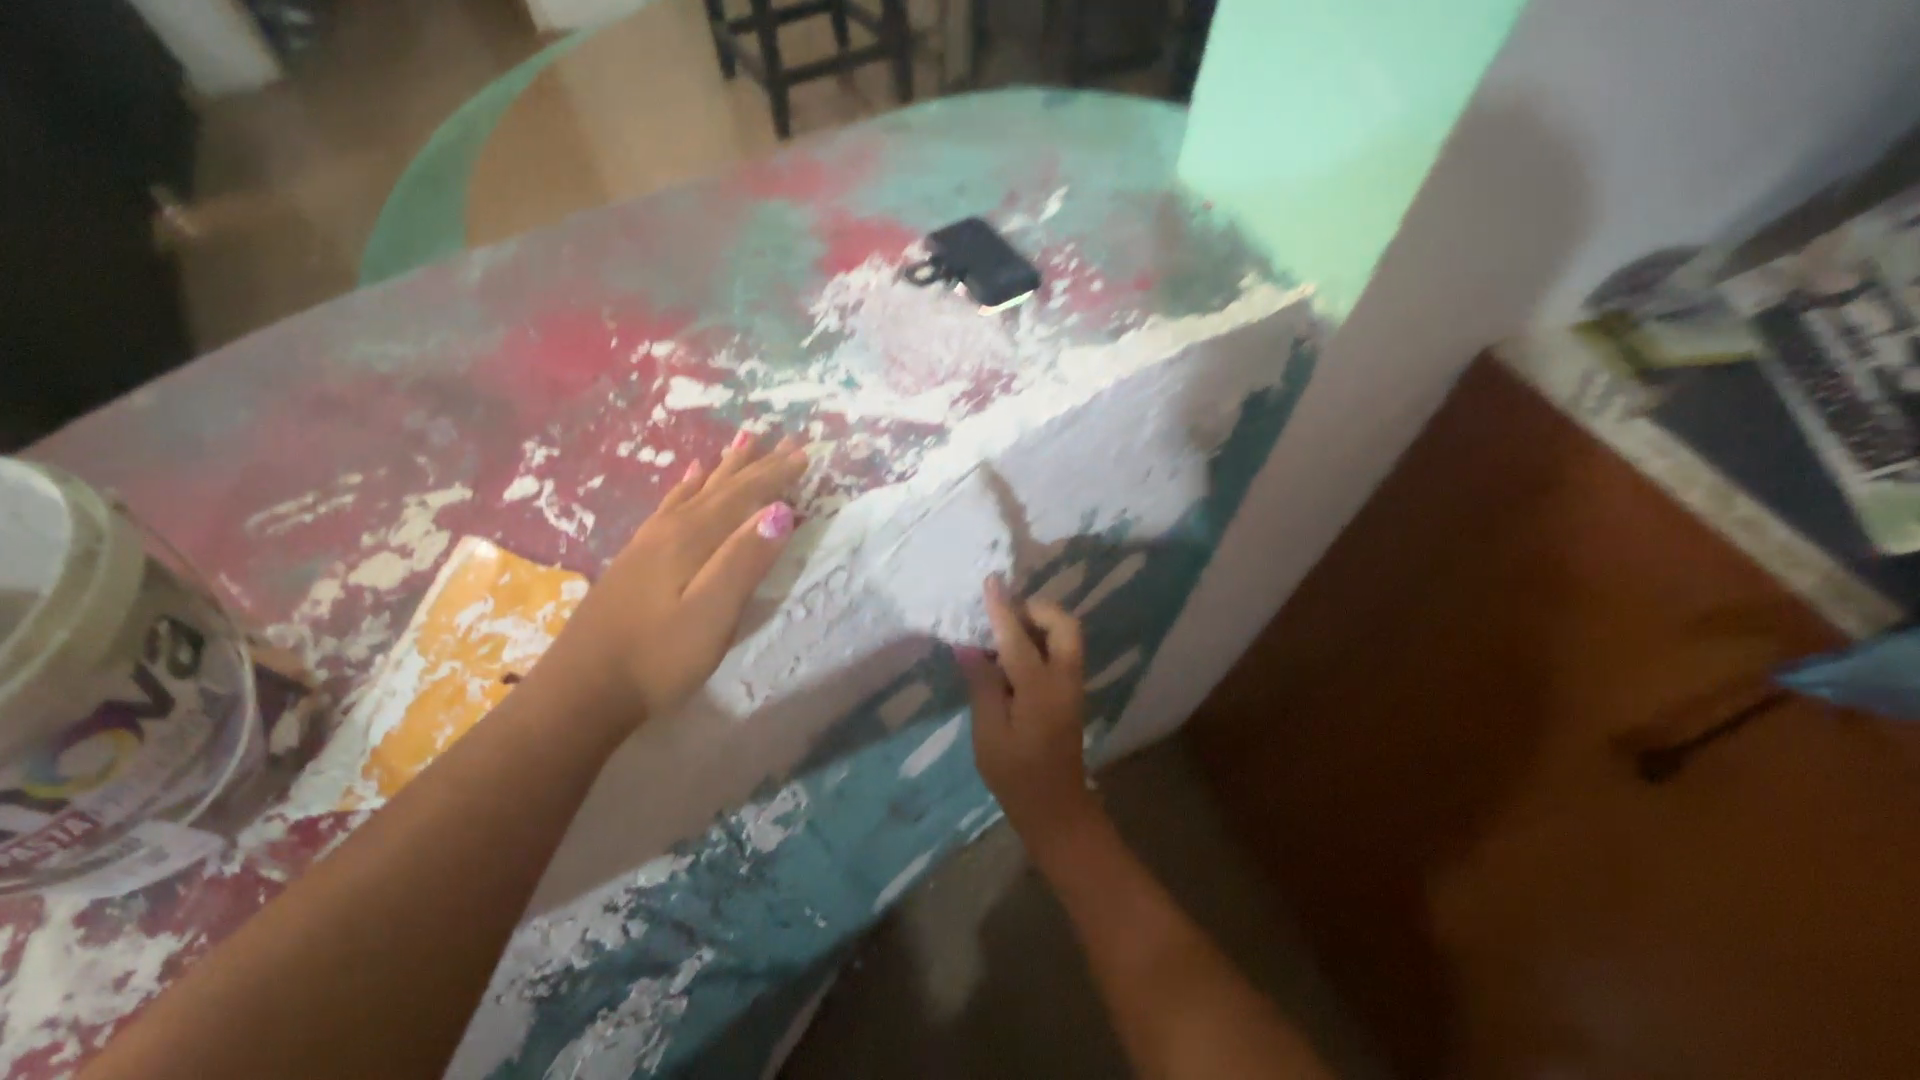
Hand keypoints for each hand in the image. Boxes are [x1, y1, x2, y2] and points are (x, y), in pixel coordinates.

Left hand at [535, 431, 806, 727]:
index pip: (743, 496)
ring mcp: (648, 543)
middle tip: (783, 438)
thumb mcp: (712, 615)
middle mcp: (670, 530)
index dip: (776, 475)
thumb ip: (744, 561)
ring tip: (742, 442)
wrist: (583, 690)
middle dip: (755, 464)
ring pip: (695, 492)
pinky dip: (686, 488)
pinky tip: (688, 480)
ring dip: (723, 469)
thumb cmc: (657, 658)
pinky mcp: (636, 560)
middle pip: (720, 487)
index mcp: (691, 539)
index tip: (806, 453)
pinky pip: (670, 507)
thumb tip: (780, 511)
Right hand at [959, 577, 1095, 841]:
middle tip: (1003, 616)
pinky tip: (1012, 658)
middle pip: (1063, 625)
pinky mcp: (1072, 695)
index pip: (1018, 637)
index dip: (1002, 608)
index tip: (991, 581)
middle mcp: (1064, 680)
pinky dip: (1041, 642)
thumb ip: (982, 686)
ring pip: (1066, 637)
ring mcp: (1073, 687)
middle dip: (1036, 609)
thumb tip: (969, 646)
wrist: (1057, 809)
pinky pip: (1062, 653)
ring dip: (1039, 624)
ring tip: (1003, 635)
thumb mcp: (989, 734)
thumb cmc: (1016, 775)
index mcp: (1040, 689)